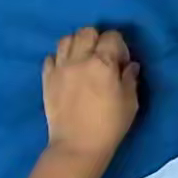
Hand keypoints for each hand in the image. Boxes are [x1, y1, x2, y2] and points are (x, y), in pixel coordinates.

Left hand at [43, 27, 138, 164]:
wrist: (77, 146)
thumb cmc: (109, 126)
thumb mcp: (130, 103)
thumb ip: (130, 79)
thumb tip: (130, 65)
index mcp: (103, 63)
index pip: (112, 36)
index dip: (119, 46)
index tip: (121, 63)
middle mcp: (79, 59)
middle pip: (87, 32)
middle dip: (97, 39)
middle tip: (101, 58)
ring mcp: (60, 68)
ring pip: (66, 39)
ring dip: (76, 45)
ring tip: (82, 60)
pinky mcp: (46, 79)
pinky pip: (50, 57)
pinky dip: (59, 59)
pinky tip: (66, 71)